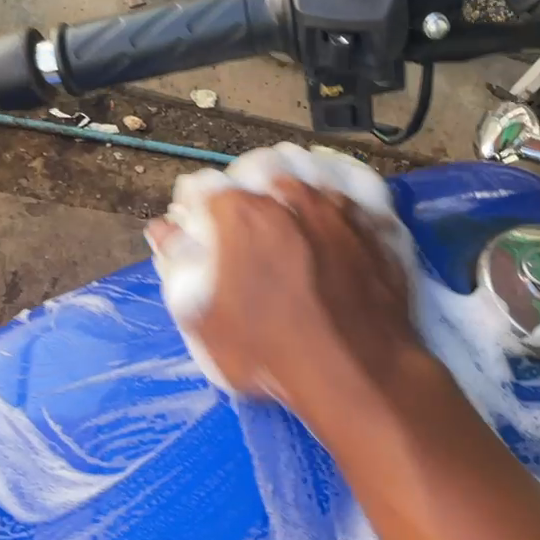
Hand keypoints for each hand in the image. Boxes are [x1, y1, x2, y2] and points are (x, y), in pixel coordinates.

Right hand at [148, 174, 425, 420]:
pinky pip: (356, 185)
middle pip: (256, 167)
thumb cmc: (271, 354)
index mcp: (239, 214)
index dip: (192, 202)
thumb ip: (179, 268)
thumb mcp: (205, 322)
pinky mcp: (376, 224)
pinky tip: (334, 198)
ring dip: (288, 177)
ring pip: (307, 167)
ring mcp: (337, 207)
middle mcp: (288, 196)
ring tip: (282, 199)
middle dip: (241, 182)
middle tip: (238, 209)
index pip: (203, 187)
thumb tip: (163, 232)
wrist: (355, 373)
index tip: (192, 217)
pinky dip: (340, 184)